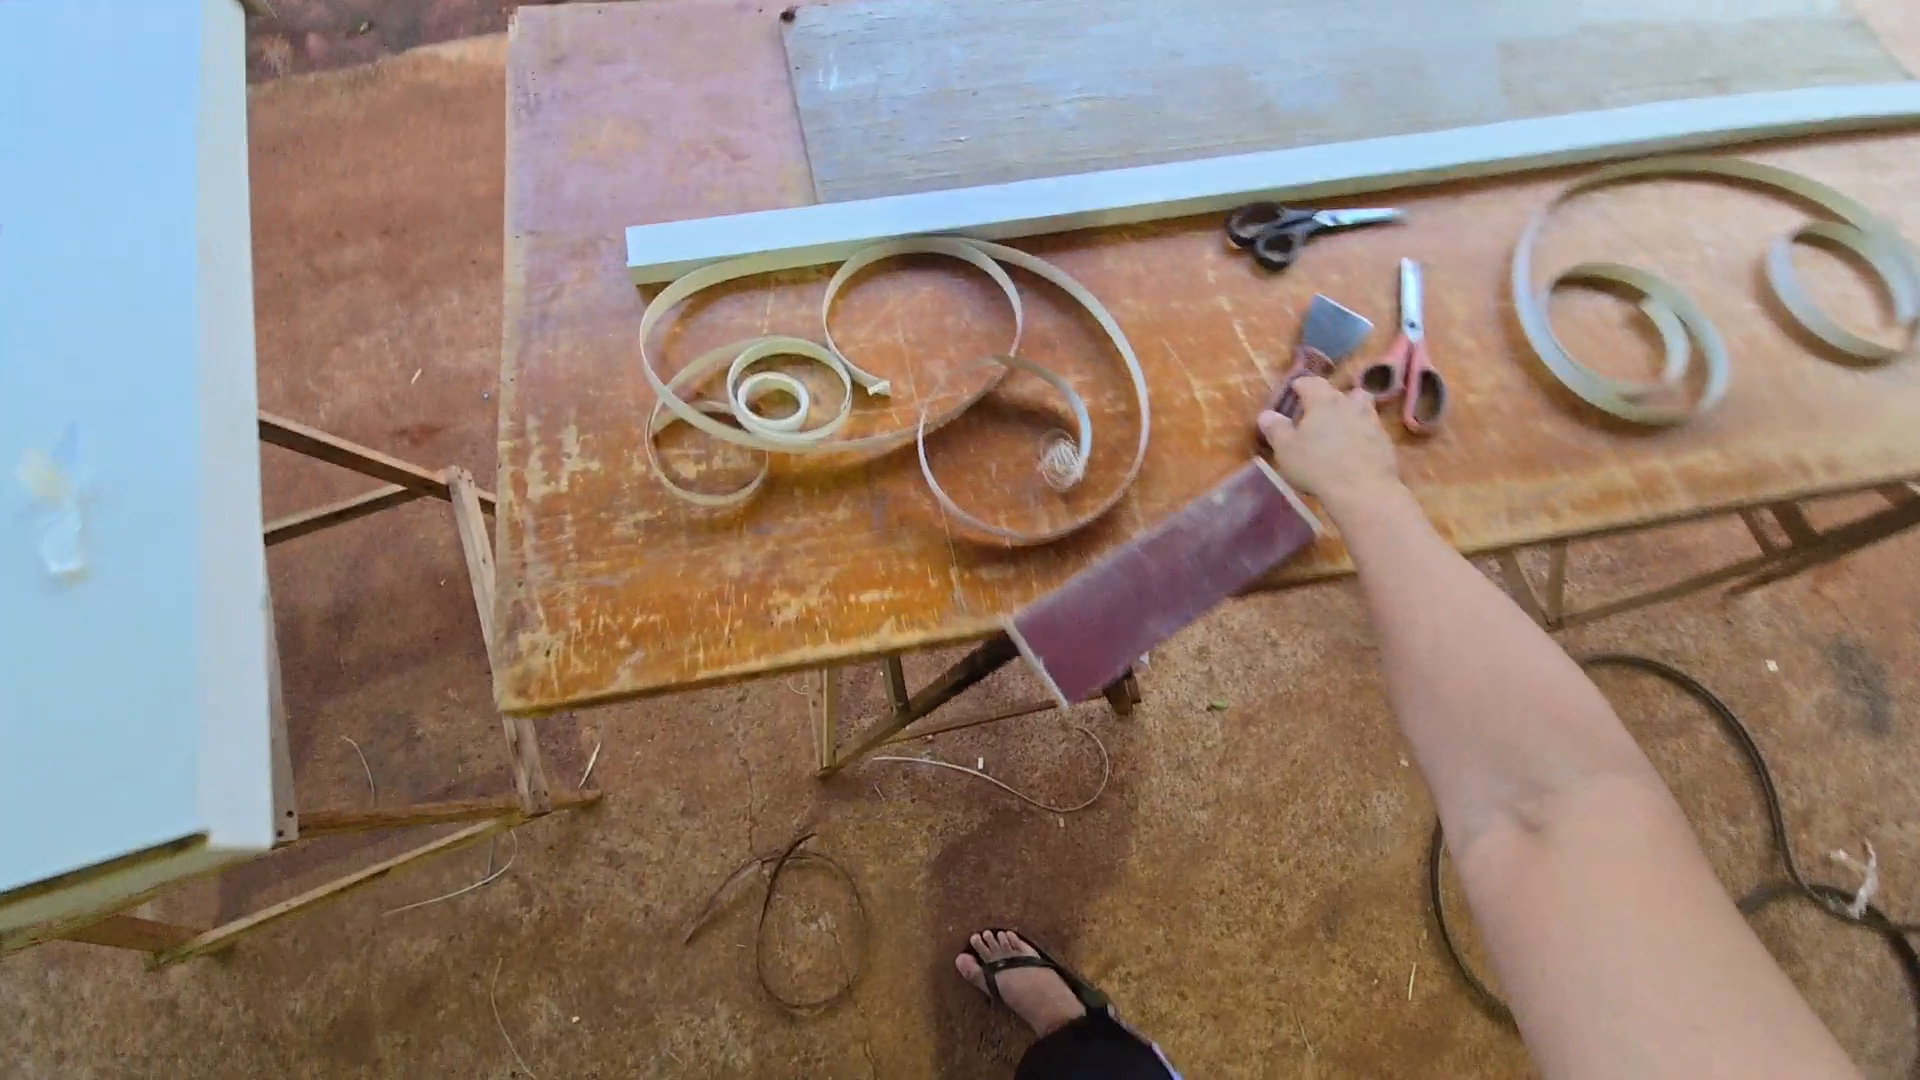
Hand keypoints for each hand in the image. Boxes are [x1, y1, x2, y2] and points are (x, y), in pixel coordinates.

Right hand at [1257, 377, 1402, 511]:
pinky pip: (1371, 429)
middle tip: (1316, 412)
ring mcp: (1371, 421)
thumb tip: (1266, 414)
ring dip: (1350, 412)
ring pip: (1361, 407)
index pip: (1311, 383)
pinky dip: (1361, 434)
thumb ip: (1276, 429)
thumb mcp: (1285, 449)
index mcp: (1323, 401)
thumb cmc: (1316, 465)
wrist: (1361, 489)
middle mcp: (1350, 404)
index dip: (1301, 385)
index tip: (1294, 390)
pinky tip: (1353, 449)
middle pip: (1340, 392)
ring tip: (1339, 427)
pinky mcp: (1385, 441)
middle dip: (1327, 398)